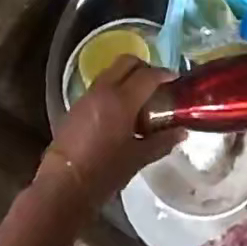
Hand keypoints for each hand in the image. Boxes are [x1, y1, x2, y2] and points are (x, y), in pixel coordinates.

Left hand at [41, 55, 185, 209]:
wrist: (64, 184)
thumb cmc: (104, 172)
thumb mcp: (138, 158)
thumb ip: (162, 142)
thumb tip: (181, 132)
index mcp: (121, 100)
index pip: (147, 75)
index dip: (164, 74)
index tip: (175, 79)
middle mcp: (103, 90)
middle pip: (126, 62)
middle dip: (144, 67)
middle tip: (157, 83)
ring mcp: (88, 95)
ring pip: (111, 71)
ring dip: (127, 75)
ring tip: (140, 96)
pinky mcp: (77, 104)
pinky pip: (100, 85)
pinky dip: (114, 87)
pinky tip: (121, 109)